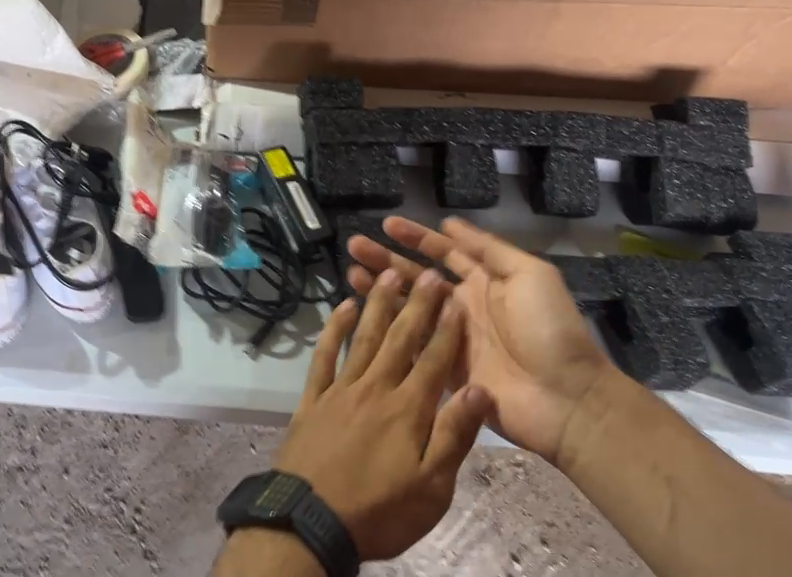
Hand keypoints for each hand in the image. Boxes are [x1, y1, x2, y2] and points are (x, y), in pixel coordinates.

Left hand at [271, 266, 492, 561]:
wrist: (310, 518)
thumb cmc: (380, 511)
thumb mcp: (432, 488)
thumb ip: (455, 435)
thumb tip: (480, 388)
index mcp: (409, 410)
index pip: (435, 361)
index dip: (447, 329)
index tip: (457, 297)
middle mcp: (375, 388)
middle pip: (399, 339)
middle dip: (416, 304)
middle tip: (426, 272)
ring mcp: (340, 390)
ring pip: (364, 338)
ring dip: (378, 305)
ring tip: (387, 273)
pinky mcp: (313, 398)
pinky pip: (325, 355)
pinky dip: (335, 329)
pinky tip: (344, 307)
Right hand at [346, 216, 616, 468]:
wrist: (566, 400)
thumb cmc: (550, 331)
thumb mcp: (531, 276)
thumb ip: (489, 249)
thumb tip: (450, 223)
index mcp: (484, 282)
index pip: (444, 252)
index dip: (416, 237)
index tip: (387, 224)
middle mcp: (463, 307)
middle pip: (417, 277)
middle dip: (386, 259)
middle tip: (354, 245)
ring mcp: (450, 339)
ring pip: (407, 307)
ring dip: (380, 289)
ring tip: (351, 273)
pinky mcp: (441, 369)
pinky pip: (408, 343)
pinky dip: (386, 327)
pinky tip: (363, 313)